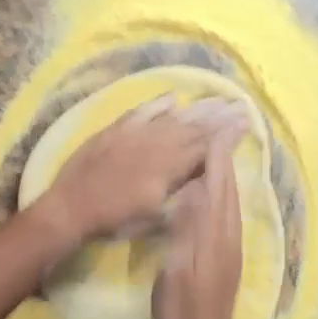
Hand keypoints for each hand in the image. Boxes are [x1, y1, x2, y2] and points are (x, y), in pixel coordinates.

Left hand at [33, 96, 247, 245]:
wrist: (71, 207)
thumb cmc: (114, 220)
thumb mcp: (154, 218)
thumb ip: (181, 195)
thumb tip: (205, 178)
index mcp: (169, 168)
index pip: (206, 147)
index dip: (228, 135)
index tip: (246, 123)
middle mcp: (157, 145)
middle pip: (195, 128)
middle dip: (220, 117)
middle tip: (241, 105)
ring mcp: (136, 134)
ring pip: (174, 117)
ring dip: (198, 108)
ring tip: (218, 99)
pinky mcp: (116, 130)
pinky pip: (143, 111)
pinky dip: (159, 104)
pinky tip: (174, 98)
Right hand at [151, 132, 245, 318]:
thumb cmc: (183, 307)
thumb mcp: (177, 269)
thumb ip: (188, 230)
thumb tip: (194, 190)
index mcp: (215, 234)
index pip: (217, 185)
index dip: (215, 156)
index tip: (212, 128)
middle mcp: (228, 233)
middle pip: (228, 188)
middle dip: (225, 157)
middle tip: (218, 129)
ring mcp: (231, 245)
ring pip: (231, 199)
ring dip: (226, 172)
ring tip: (216, 150)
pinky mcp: (227, 254)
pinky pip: (228, 212)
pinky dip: (223, 191)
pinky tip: (213, 190)